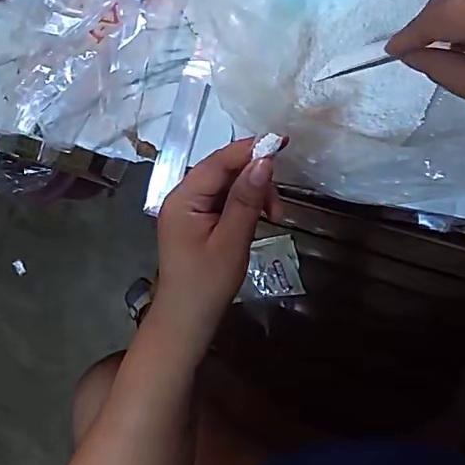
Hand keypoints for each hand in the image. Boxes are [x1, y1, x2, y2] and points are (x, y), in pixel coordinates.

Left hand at [153, 138, 283, 337]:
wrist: (186, 322)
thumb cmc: (207, 285)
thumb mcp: (231, 241)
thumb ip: (247, 199)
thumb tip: (264, 161)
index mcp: (183, 198)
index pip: (218, 161)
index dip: (249, 149)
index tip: (281, 142)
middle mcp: (182, 197)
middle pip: (223, 170)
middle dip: (254, 177)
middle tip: (279, 203)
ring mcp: (189, 209)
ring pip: (226, 184)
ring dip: (253, 192)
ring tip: (274, 216)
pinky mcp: (198, 220)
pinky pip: (224, 199)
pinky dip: (245, 204)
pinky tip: (260, 217)